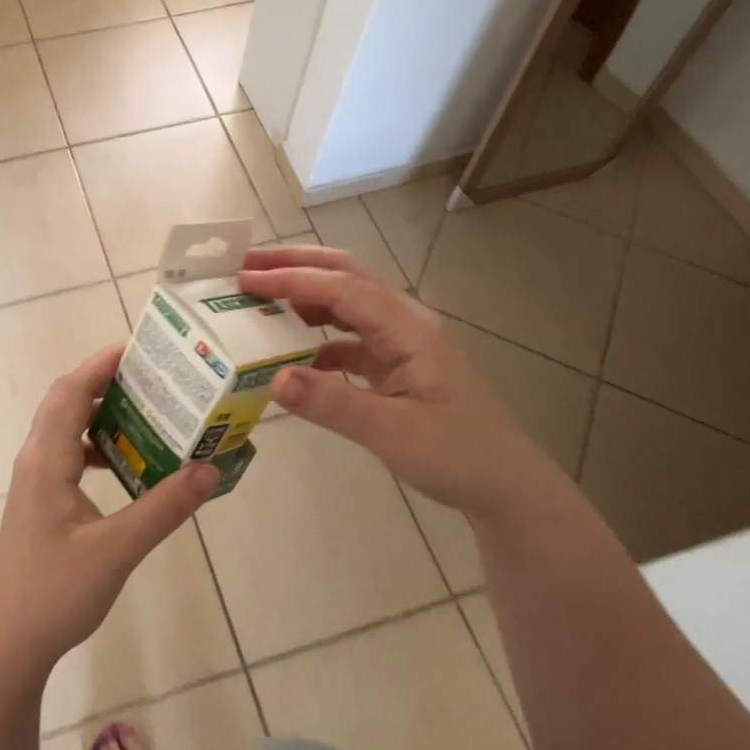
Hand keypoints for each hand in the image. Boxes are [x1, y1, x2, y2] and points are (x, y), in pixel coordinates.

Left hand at [0, 345, 220, 669]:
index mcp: (46, 460)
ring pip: (66, 428)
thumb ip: (165, 506)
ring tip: (146, 410)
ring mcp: (35, 482)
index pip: (70, 392)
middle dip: (105, 381)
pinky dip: (96, 444)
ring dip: (101, 412)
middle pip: (66, 402)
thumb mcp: (118, 549)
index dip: (100, 364)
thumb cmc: (57, 592)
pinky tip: (126, 461)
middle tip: (152, 375)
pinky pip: (68, 454)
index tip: (139, 347)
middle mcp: (35, 461)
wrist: (11, 642)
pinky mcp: (41, 502)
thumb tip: (210, 467)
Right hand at [238, 245, 563, 516]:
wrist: (505, 485)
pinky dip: (318, 333)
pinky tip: (293, 350)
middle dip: (296, 264)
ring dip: (306, 292)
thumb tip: (273, 378)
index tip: (244, 280)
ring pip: (349, 300)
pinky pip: (351, 334)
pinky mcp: (399, 363)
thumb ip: (332, 403)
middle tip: (246, 265)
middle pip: (347, 274)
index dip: (290, 279)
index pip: (342, 287)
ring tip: (262, 295)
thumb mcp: (392, 433)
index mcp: (409, 328)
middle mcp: (407, 322)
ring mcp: (404, 341)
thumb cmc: (456, 455)